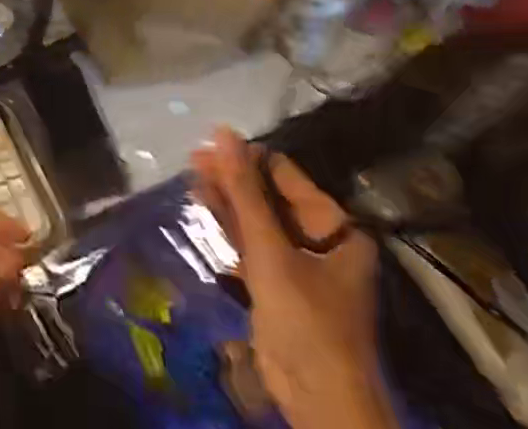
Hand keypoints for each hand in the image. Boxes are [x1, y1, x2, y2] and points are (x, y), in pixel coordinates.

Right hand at [192, 127, 397, 428]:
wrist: (316, 394)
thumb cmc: (304, 315)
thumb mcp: (270, 248)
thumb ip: (244, 191)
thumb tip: (223, 134)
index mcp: (336, 227)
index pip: (287, 176)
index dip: (248, 157)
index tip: (210, 143)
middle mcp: (320, 239)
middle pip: (270, 196)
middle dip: (232, 178)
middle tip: (193, 159)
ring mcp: (298, 262)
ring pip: (257, 219)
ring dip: (227, 199)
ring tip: (191, 176)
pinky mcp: (277, 282)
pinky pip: (251, 243)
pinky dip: (229, 226)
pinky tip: (203, 206)